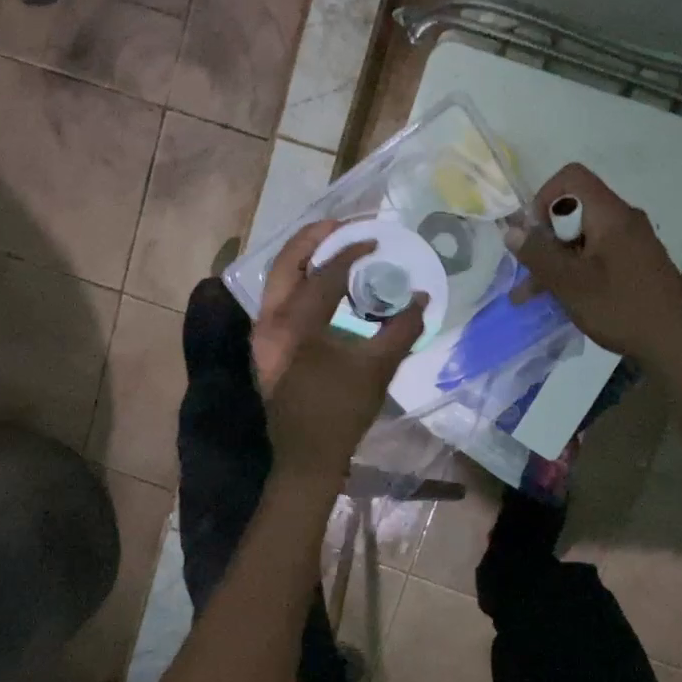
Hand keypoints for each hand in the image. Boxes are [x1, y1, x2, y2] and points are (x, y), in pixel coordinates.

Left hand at [252, 221, 426, 481]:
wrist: (307, 458)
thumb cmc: (342, 414)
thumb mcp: (378, 369)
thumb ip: (401, 329)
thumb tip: (420, 297)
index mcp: (296, 325)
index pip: (325, 273)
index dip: (352, 251)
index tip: (376, 238)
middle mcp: (270, 322)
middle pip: (287, 262)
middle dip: (315, 237)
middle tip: (344, 223)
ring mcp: (261, 334)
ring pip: (277, 279)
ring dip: (304, 257)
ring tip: (333, 244)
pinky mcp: (264, 346)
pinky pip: (278, 299)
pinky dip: (298, 282)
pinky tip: (322, 282)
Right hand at [508, 163, 681, 361]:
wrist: (675, 342)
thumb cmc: (621, 308)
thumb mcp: (571, 284)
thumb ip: (539, 255)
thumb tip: (511, 230)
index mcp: (611, 215)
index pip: (571, 178)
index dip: (543, 200)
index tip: (533, 236)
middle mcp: (623, 220)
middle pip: (574, 211)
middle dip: (544, 240)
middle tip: (526, 274)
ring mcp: (631, 243)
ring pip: (582, 239)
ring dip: (554, 262)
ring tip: (527, 297)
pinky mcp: (635, 264)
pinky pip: (596, 256)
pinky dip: (574, 272)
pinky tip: (558, 300)